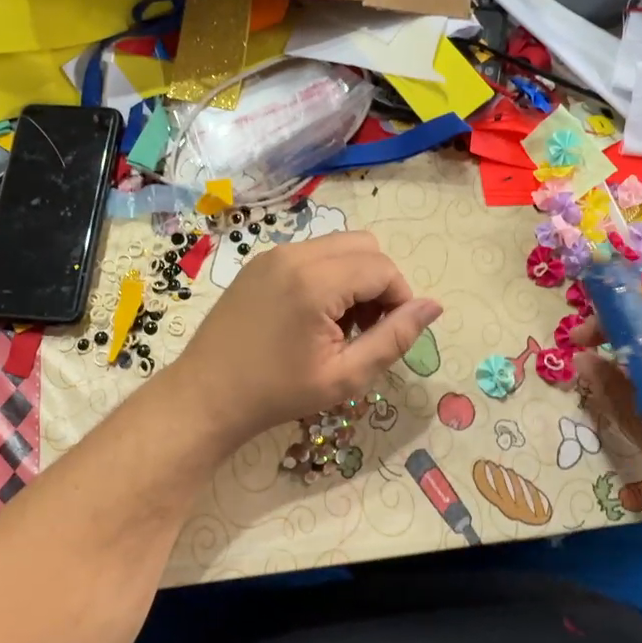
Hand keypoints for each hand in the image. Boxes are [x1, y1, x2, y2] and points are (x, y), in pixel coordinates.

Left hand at [171, 232, 441, 443]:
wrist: (207, 395)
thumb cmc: (277, 393)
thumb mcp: (345, 376)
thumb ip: (394, 337)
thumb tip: (434, 306)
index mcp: (316, 281)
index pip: (382, 268)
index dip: (399, 299)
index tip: (389, 334)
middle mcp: (294, 255)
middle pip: (364, 246)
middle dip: (378, 283)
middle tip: (365, 330)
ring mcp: (272, 255)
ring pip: (337, 247)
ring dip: (353, 278)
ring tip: (340, 326)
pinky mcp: (258, 263)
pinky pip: (311, 254)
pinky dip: (327, 276)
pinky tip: (313, 317)